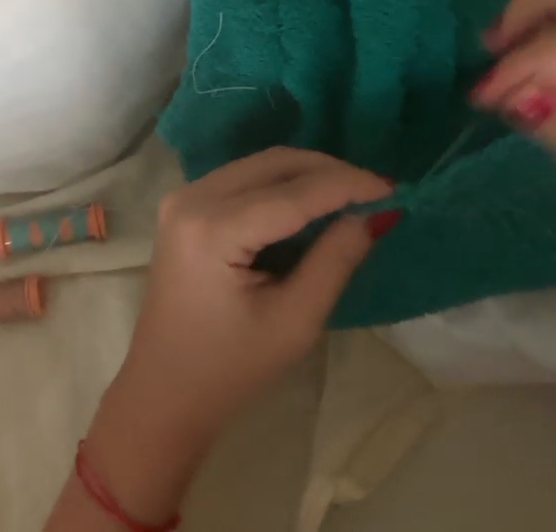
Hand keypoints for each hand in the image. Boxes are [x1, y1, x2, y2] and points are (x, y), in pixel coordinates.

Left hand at [116, 147, 391, 435]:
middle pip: (274, 163)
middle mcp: (192, 199)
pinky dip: (282, 183)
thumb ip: (334, 261)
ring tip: (352, 196)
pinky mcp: (185, 206)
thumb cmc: (230, 368)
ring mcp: (183, 198)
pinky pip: (243, 178)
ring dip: (307, 174)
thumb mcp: (294, 322)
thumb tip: (372, 215)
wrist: (163, 391)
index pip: (293, 193)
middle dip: (329, 171)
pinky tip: (312, 202)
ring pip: (260, 165)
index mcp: (213, 229)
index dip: (346, 184)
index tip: (393, 188)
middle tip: (376, 191)